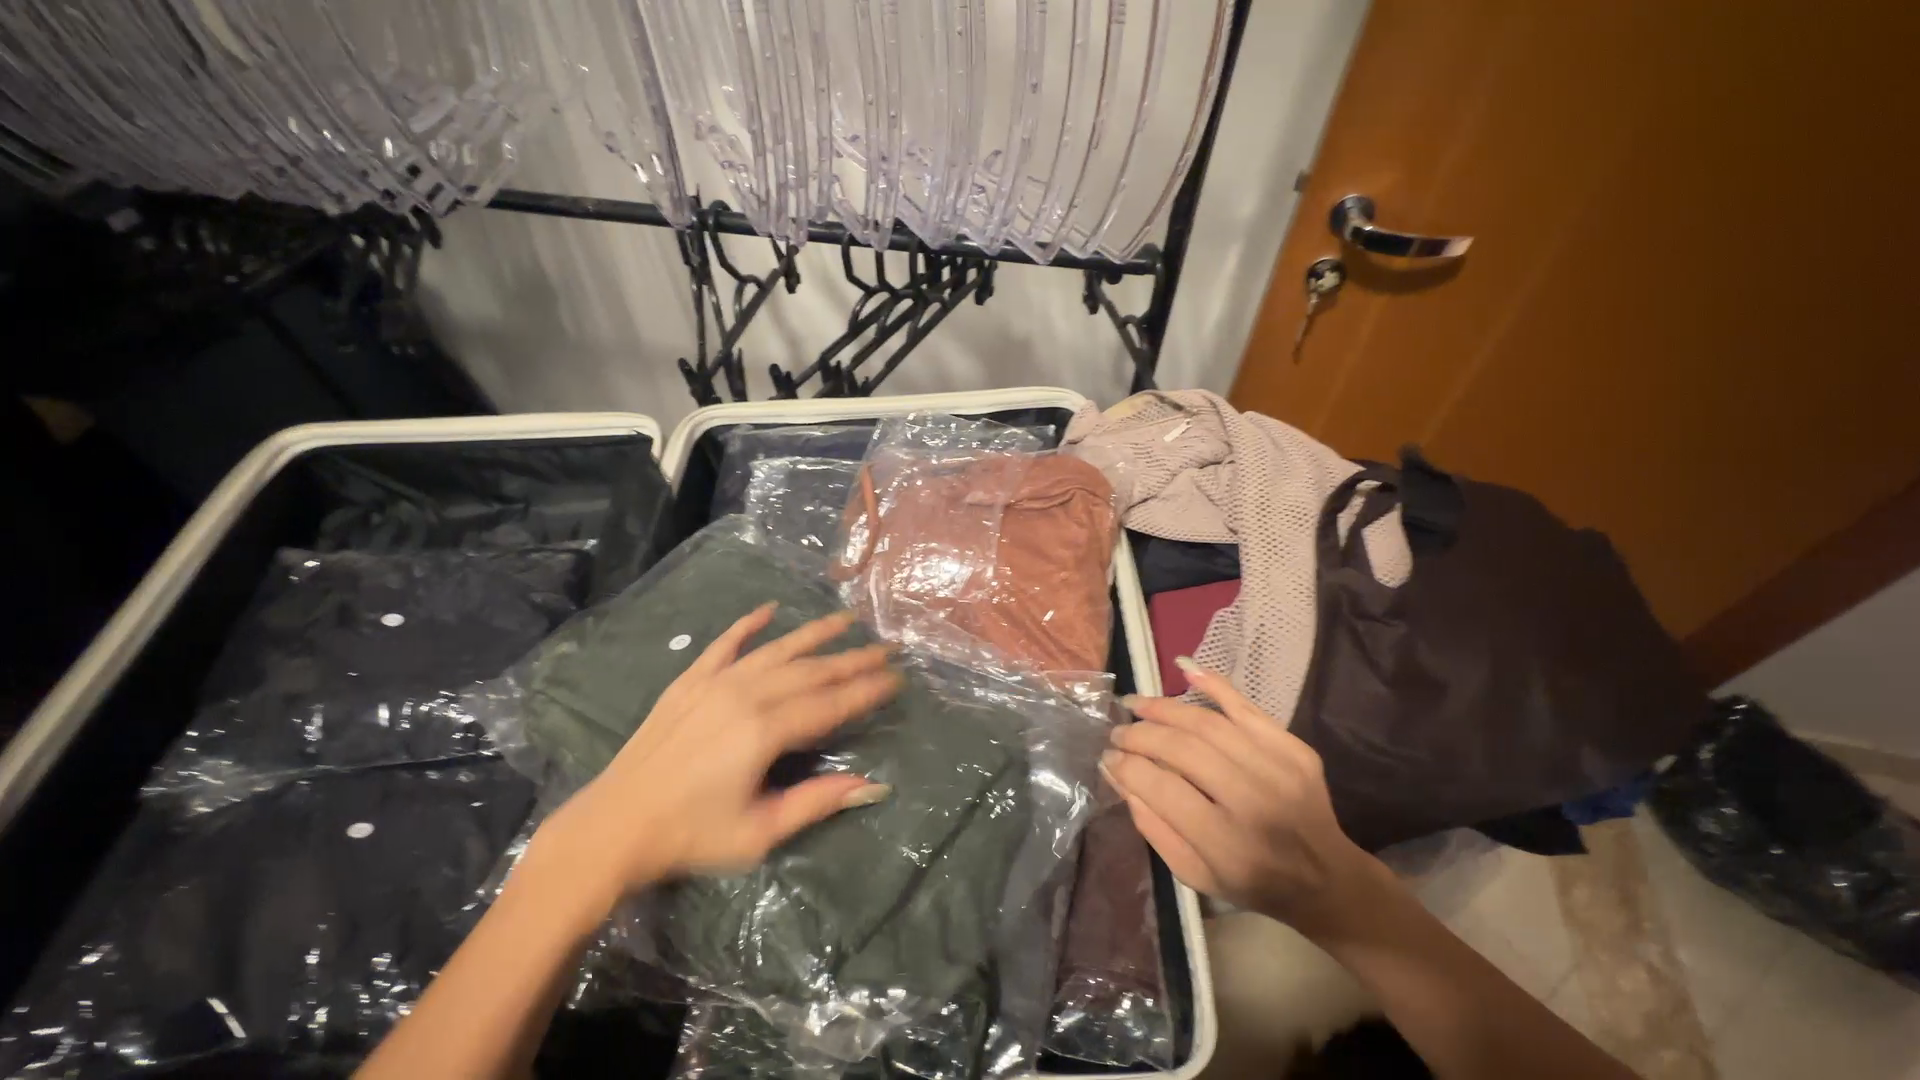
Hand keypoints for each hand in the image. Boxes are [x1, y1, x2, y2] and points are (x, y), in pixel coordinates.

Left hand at [530, 605, 901, 904]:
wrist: (616, 825)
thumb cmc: (692, 836)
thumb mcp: (761, 832)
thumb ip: (818, 802)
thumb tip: (875, 786)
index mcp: (765, 731)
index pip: (830, 704)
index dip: (867, 691)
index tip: (898, 678)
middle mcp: (744, 696)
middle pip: (810, 672)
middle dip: (853, 660)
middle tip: (887, 649)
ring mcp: (714, 684)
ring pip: (776, 651)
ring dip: (814, 634)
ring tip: (846, 619)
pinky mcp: (688, 683)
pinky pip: (724, 645)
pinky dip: (747, 625)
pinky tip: (769, 610)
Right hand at [1102, 659, 1381, 928]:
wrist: (1325, 879)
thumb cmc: (1250, 881)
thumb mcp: (1192, 872)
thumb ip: (1151, 824)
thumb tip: (1116, 773)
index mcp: (1226, 842)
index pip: (1162, 788)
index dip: (1128, 767)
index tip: (1107, 757)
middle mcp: (1254, 800)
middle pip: (1183, 750)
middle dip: (1140, 735)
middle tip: (1117, 733)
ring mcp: (1278, 769)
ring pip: (1208, 723)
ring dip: (1164, 708)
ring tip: (1136, 705)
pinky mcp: (1295, 749)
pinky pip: (1247, 707)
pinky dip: (1215, 685)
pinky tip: (1184, 670)